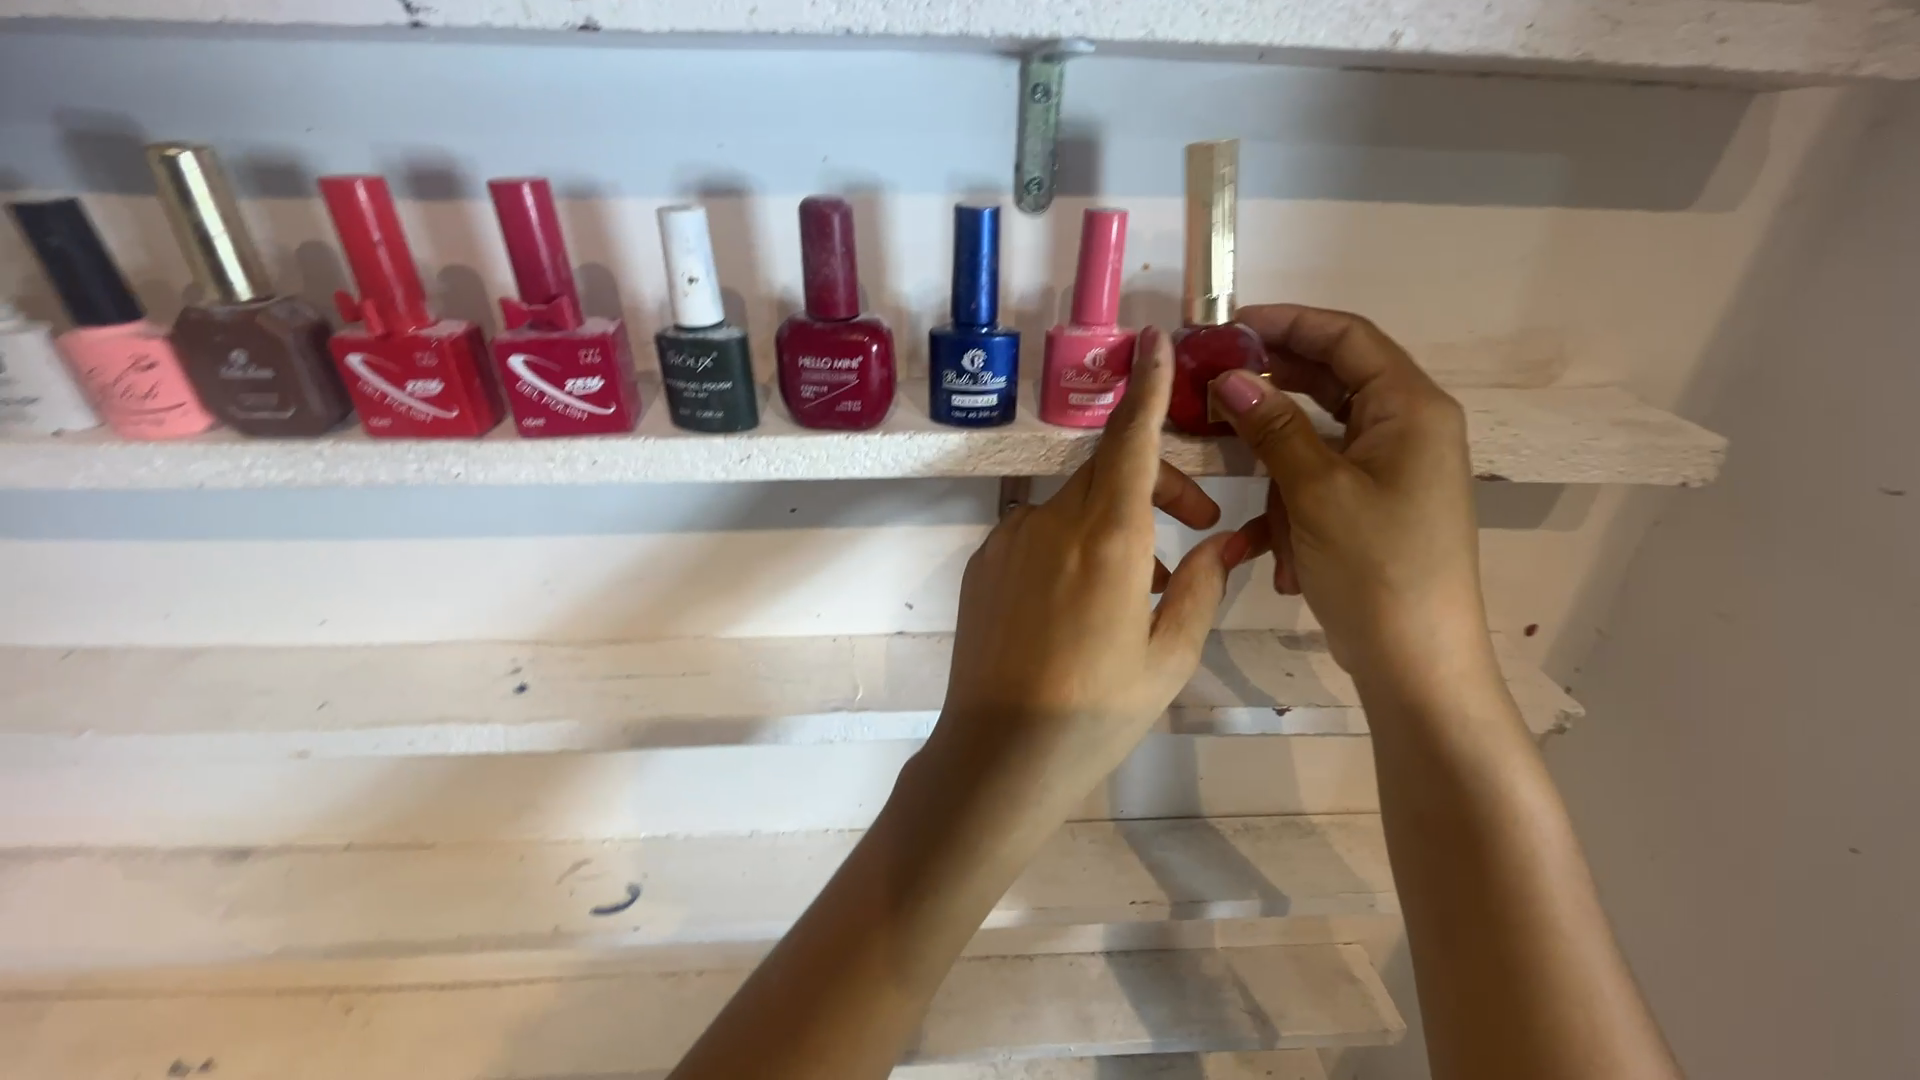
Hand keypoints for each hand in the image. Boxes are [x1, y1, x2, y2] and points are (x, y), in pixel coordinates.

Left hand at [928, 326, 1245, 816]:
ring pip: (1074, 504)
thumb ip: (1199, 588)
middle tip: (1200, 521)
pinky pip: (1039, 532)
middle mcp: (1050, 523)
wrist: (998, 754)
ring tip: (1145, 585)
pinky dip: (1073, 544)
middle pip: (1109, 470)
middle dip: (1158, 481)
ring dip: (1115, 522)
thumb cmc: (1095, 713)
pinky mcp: (983, 563)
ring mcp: (1009, 540)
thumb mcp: (1167, 656)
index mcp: (1106, 539)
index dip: (1146, 389)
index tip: (1153, 342)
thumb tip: (1222, 545)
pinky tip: (1085, 600)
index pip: (1130, 442)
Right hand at [1211, 304, 1493, 696]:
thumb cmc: (1376, 567)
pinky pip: (1320, 478)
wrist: (1416, 661)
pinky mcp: (1373, 505)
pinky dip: (1290, 498)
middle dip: (1270, 384)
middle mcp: (1407, 427)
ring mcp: (1391, 469)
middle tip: (1209, 384)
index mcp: (1410, 408)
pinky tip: (1270, 543)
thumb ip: (1272, 426)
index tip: (1227, 327)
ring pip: (1318, 435)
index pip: (1347, 337)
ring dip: (1275, 454)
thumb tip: (1229, 376)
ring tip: (1228, 464)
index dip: (1288, 323)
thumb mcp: (1316, 491)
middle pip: (1332, 381)